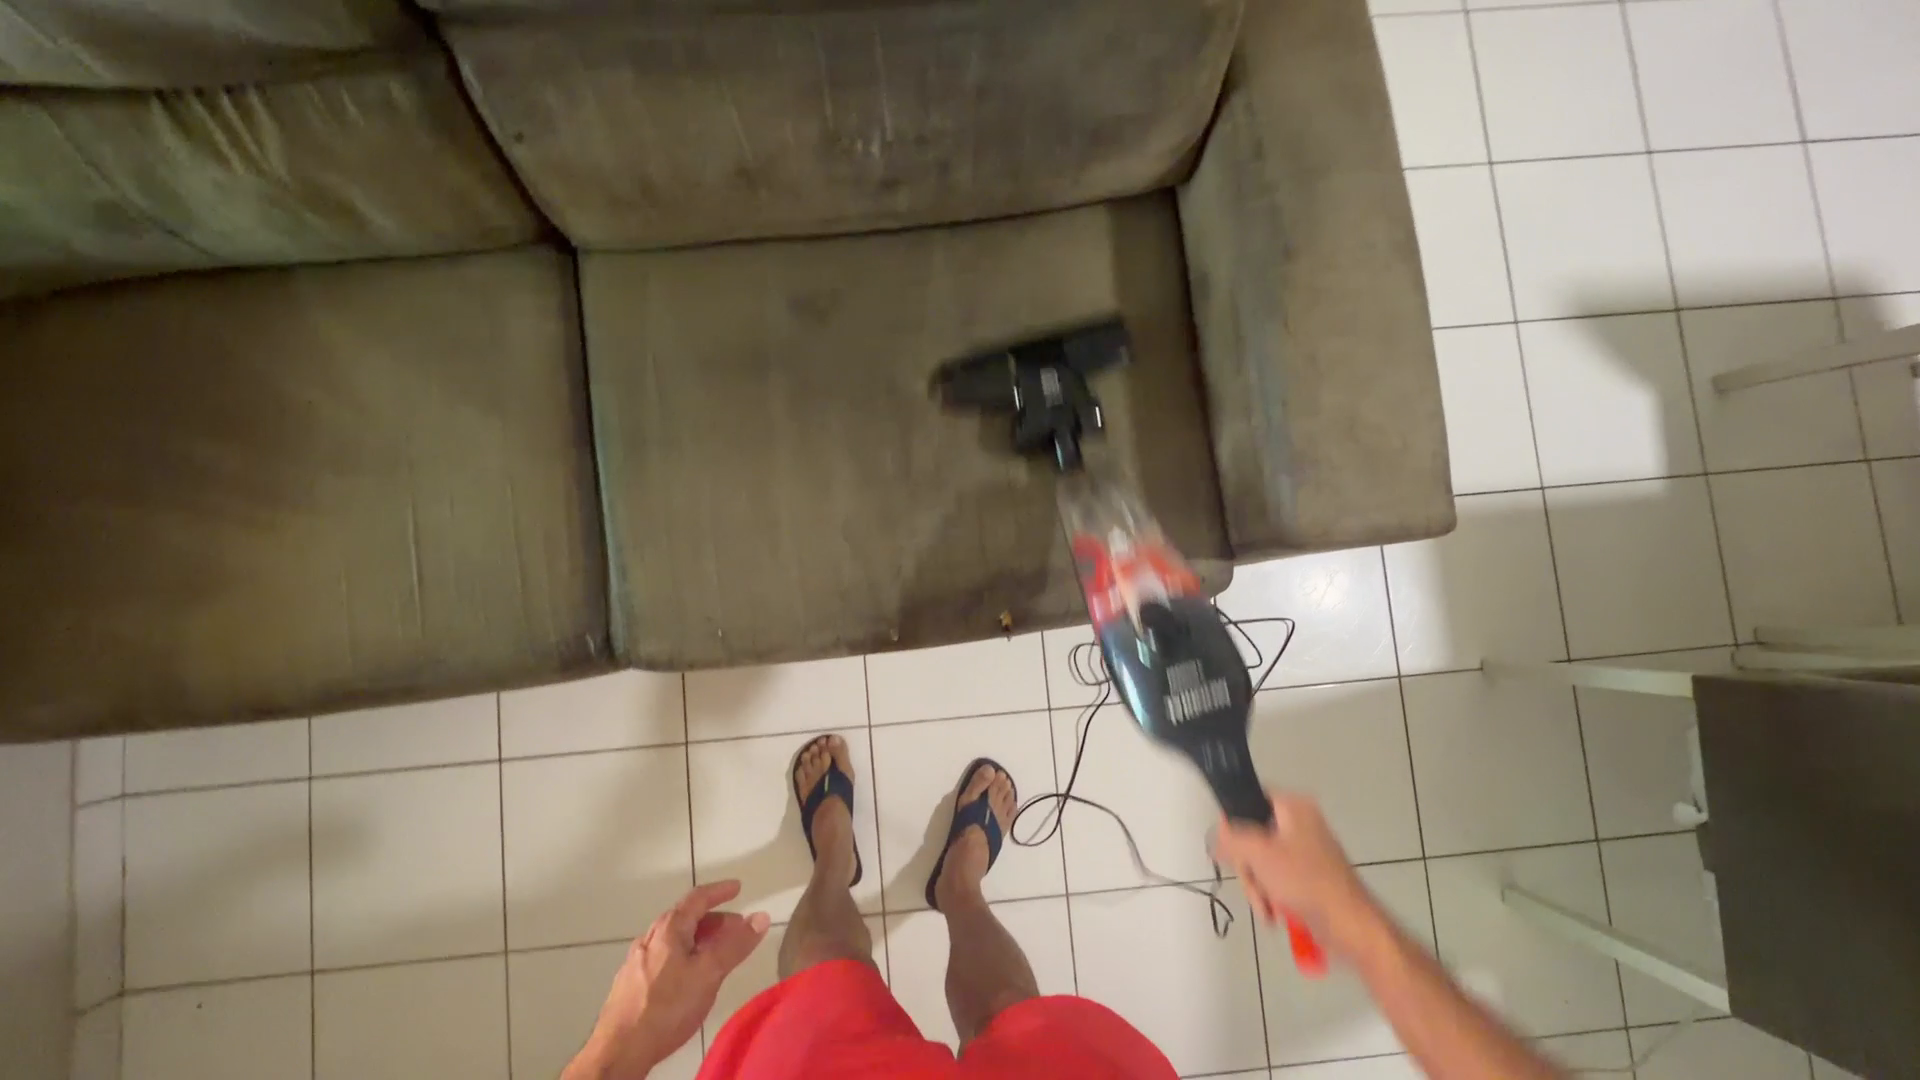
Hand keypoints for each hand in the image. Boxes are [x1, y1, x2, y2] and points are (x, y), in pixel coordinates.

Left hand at [566, 880, 770, 1079]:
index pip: (697, 898)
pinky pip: (664, 957)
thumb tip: (761, 916)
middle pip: (685, 918)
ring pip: (674, 940)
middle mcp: (650, 939)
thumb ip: (736, 945)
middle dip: (714, 920)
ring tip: (717, 955)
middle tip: (736, 930)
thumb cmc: (667, 1007)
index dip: (720, 891)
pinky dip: (684, 956)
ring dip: (699, 939)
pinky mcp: (630, 985)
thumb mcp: (709, 974)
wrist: (618, 1053)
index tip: (738, 888)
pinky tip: (689, 978)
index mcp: (668, 929)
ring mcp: (637, 962)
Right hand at [1215, 793, 1380, 959]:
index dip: (1233, 819)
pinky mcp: (1307, 878)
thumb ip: (1232, 838)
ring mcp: (1304, 852)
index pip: (1250, 797)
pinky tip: (1273, 914)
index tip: (1227, 845)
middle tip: (1251, 881)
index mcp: (1294, 807)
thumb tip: (1218, 833)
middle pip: (1252, 834)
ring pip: (1262, 861)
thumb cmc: (1305, 881)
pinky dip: (1271, 896)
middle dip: (1248, 866)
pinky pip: (1276, 879)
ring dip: (1257, 886)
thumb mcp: (1260, 853)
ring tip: (1265, 906)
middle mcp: (1300, 824)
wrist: (1349, 925)